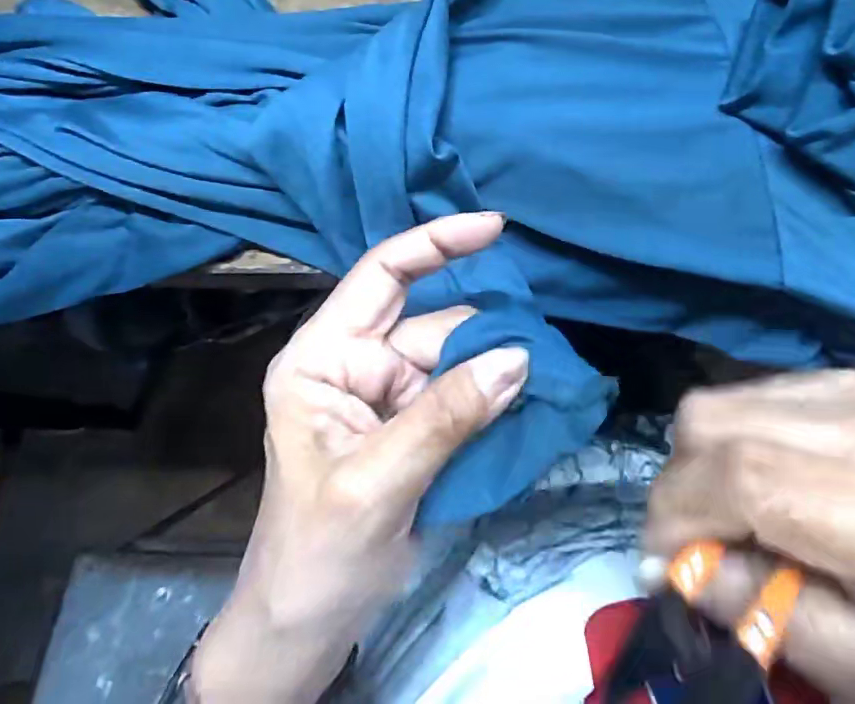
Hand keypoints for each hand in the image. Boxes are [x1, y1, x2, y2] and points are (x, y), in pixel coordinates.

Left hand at [191, 213, 530, 703]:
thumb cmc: (317, 554)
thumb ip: (446, 416)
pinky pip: (473, 389)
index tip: (495, 227)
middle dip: (487, 332)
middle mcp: (361, 361)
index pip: (383, 275)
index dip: (437, 243)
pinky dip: (501, 393)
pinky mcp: (423, 421)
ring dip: (501, 368)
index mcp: (324, 357)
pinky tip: (530, 400)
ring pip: (464, 355)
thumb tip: (519, 357)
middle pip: (439, 320)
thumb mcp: (376, 483)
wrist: (311, 627)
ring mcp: (396, 391)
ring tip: (543, 385)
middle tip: (539, 355)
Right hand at [644, 370, 854, 703]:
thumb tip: (681, 564)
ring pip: (728, 400)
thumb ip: (779, 620)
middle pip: (726, 422)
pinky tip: (760, 487)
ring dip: (702, 463)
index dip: (682, 516)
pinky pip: (755, 394)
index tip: (659, 570)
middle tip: (689, 553)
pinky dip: (732, 439)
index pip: (757, 479)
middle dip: (680, 489)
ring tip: (725, 524)